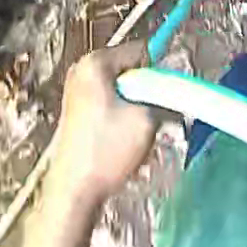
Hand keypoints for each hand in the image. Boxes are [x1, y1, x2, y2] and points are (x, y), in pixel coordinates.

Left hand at [47, 40, 162, 203]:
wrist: (71, 195)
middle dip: (143, 89)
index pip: (141, 51)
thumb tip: (175, 90)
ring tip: (131, 131)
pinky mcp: (74, 110)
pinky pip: (108, 99)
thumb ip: (164, 95)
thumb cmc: (106, 152)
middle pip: (130, 67)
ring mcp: (74, 89)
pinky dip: (118, 112)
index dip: (156, 73)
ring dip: (132, 103)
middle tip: (145, 116)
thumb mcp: (146, 119)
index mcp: (96, 62)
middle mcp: (81, 68)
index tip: (159, 97)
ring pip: (120, 86)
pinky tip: (117, 138)